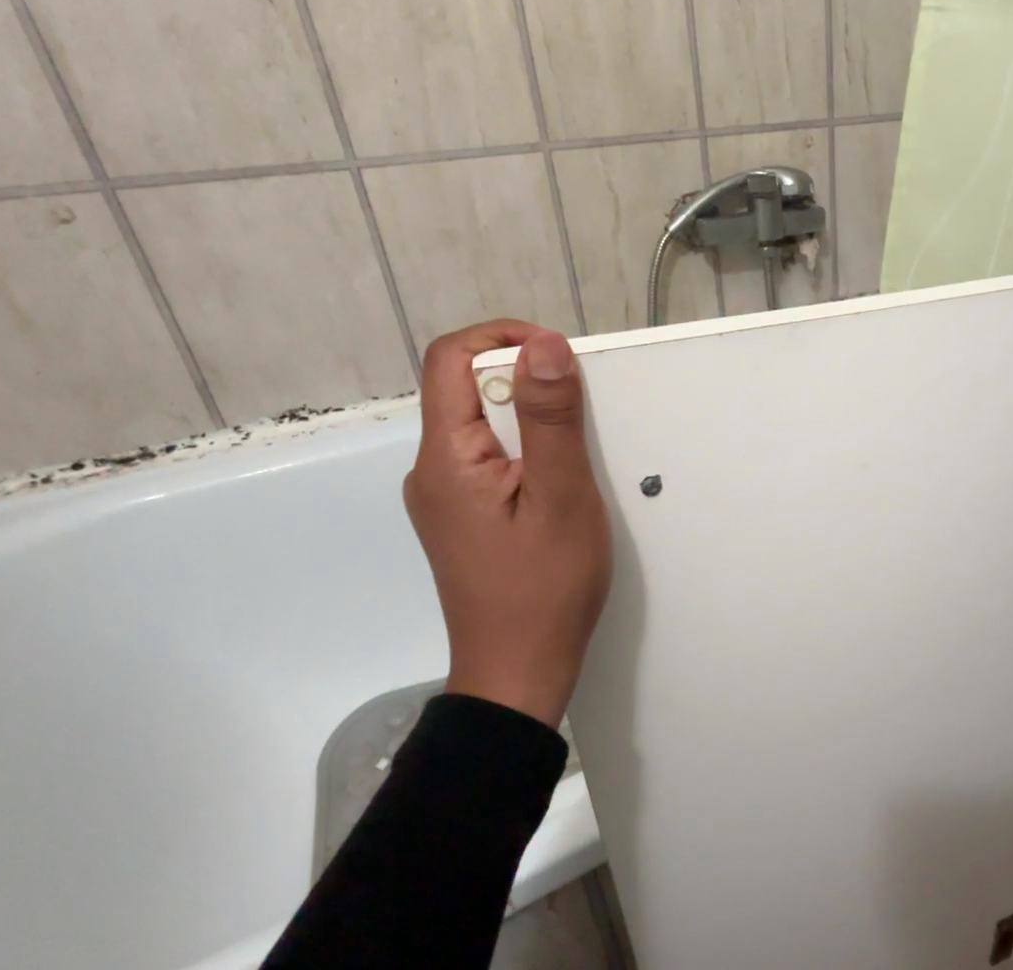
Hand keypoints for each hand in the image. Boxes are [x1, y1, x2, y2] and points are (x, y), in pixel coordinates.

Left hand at [403, 321, 611, 728]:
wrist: (518, 673)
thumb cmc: (544, 588)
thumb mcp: (561, 498)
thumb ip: (551, 419)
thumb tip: (544, 344)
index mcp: (446, 459)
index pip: (451, 360)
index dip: (502, 338)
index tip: (557, 356)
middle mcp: (431, 471)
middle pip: (464, 391)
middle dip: (525, 383)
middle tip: (581, 411)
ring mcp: (443, 499)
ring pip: (480, 428)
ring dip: (528, 420)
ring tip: (577, 453)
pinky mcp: (461, 520)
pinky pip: (486, 461)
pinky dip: (524, 453)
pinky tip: (557, 487)